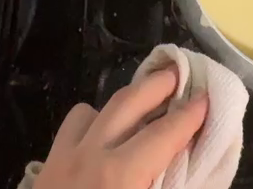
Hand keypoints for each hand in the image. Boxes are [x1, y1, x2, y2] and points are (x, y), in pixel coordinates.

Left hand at [33, 67, 208, 188]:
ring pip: (96, 108)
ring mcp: (64, 157)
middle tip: (178, 74)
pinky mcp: (45, 166)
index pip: (164, 135)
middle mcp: (92, 155)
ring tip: (146, 99)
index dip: (189, 117)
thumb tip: (186, 173)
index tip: (206, 100)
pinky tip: (103, 134)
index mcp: (121, 176)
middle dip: (156, 86)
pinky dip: (92, 120)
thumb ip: (166, 186)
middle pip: (128, 103)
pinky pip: (72, 127)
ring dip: (124, 101)